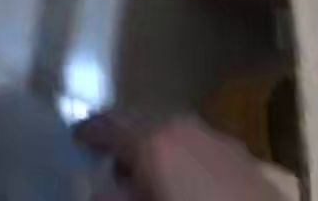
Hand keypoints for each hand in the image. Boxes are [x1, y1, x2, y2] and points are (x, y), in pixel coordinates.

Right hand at [78, 115, 285, 200]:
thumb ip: (114, 200)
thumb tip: (95, 185)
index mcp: (153, 142)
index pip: (109, 125)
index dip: (89, 132)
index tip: (76, 140)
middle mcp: (181, 127)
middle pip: (141, 123)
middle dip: (123, 142)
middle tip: (110, 165)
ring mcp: (215, 139)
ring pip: (172, 133)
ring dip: (155, 150)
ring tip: (147, 180)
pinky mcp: (241, 158)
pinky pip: (198, 148)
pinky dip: (182, 160)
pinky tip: (186, 187)